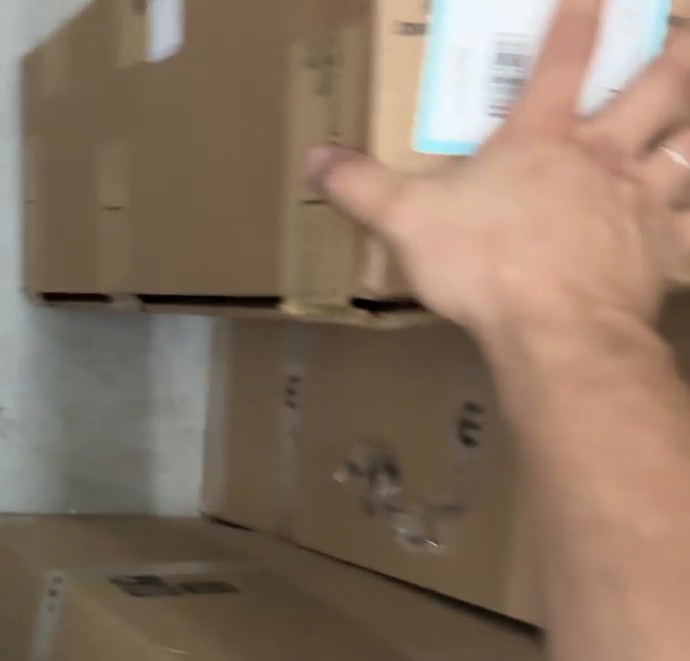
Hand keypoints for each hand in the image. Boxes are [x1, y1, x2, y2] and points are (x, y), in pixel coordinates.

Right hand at [310, 0, 689, 340]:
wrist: (553, 322)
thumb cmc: (480, 262)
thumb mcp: (402, 220)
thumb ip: (360, 185)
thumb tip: (317, 156)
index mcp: (538, 145)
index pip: (561, 66)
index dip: (577, 22)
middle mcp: (601, 158)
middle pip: (658, 87)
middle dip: (672, 53)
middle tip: (679, 31)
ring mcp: (639, 199)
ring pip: (688, 145)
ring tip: (689, 121)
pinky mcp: (658, 244)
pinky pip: (688, 224)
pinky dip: (686, 218)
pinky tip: (681, 220)